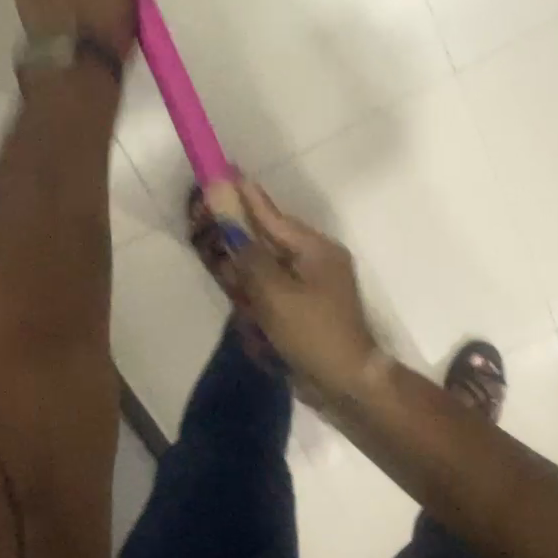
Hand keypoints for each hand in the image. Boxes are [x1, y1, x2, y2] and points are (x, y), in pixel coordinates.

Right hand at [228, 181, 382, 398]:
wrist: (346, 385)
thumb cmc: (313, 333)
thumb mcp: (274, 291)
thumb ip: (246, 250)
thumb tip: (226, 208)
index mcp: (314, 249)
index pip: (269, 215)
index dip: (243, 196)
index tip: (221, 172)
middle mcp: (313, 263)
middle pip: (262, 244)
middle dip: (237, 250)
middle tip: (212, 245)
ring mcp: (309, 290)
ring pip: (262, 274)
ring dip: (247, 288)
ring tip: (241, 301)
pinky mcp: (302, 314)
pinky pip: (270, 300)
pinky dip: (259, 311)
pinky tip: (258, 330)